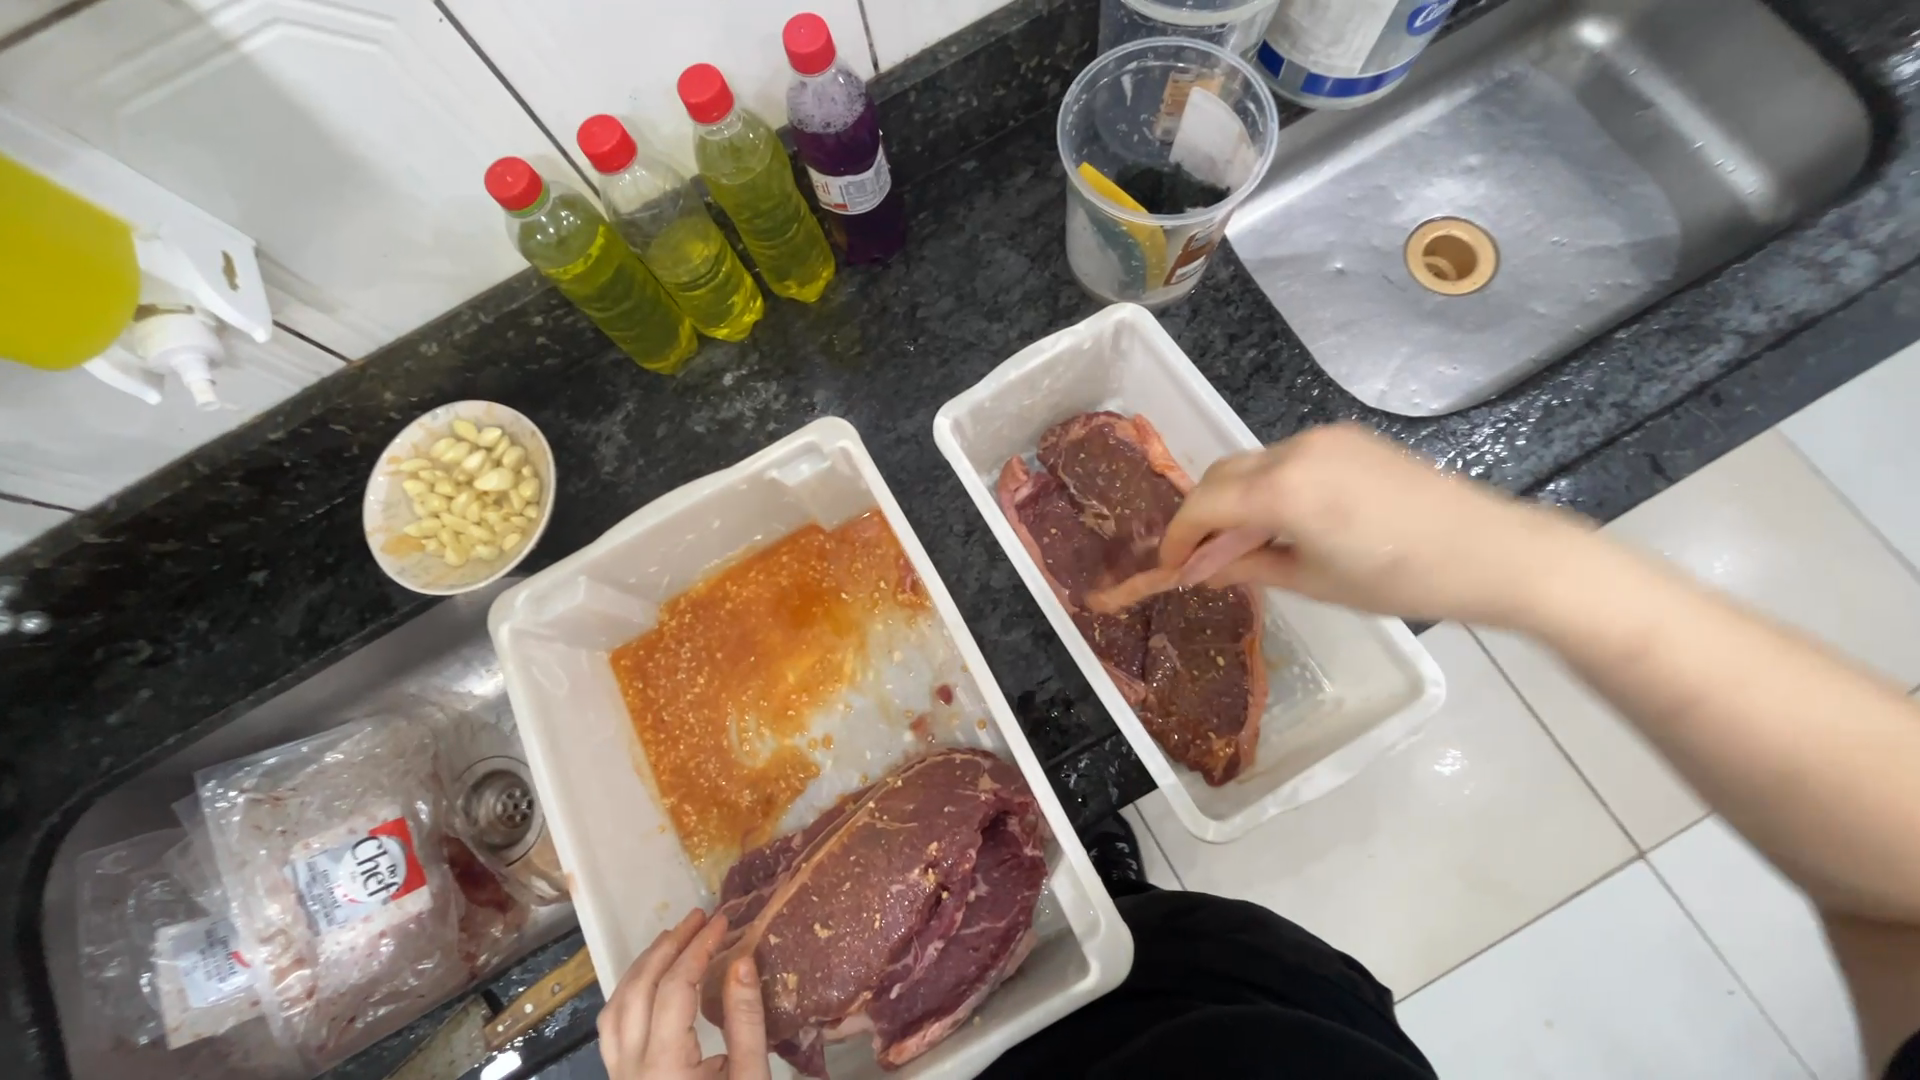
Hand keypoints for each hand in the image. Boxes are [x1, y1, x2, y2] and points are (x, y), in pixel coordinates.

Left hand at [597, 910, 769, 1079]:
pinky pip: (612, 1030)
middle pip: (638, 990)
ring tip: (674, 939)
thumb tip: (741, 959)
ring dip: (644, 966)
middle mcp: (630, 1072)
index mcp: (664, 1069)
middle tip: (700, 918)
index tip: (723, 919)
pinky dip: (630, 993)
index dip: (699, 947)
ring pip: (615, 1008)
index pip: (676, 988)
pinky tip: (653, 982)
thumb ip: (745, 1021)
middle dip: (669, 946)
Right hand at [1160, 423, 1590, 625]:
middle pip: (1221, 475)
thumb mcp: (1312, 581)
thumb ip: (1246, 566)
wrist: (1492, 551)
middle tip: (1200, 557)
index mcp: (1283, 490)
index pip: (1204, 504)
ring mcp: (1324, 438)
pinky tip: (1281, 519)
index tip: (1170, 566)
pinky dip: (1266, 486)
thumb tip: (1198, 570)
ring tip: (1243, 542)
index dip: (1178, 536)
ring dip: (1233, 499)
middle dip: (1201, 514)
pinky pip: (1285, 458)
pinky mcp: (1347, 438)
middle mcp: (1295, 450)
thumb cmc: (1399, 580)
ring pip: (1251, 464)